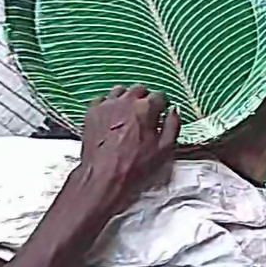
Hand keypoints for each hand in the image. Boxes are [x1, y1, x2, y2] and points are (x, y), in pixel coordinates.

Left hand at [69, 85, 179, 217]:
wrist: (103, 176)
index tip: (160, 114)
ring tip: (128, 113)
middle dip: (144, 99)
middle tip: (145, 114)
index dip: (162, 106)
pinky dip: (108, 104)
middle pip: (139, 90)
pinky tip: (111, 115)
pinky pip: (102, 99)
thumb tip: (174, 111)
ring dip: (126, 98)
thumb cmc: (136, 165)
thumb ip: (172, 126)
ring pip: (119, 91)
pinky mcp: (92, 112)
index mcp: (146, 108)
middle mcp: (126, 101)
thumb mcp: (164, 150)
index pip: (159, 96)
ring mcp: (107, 105)